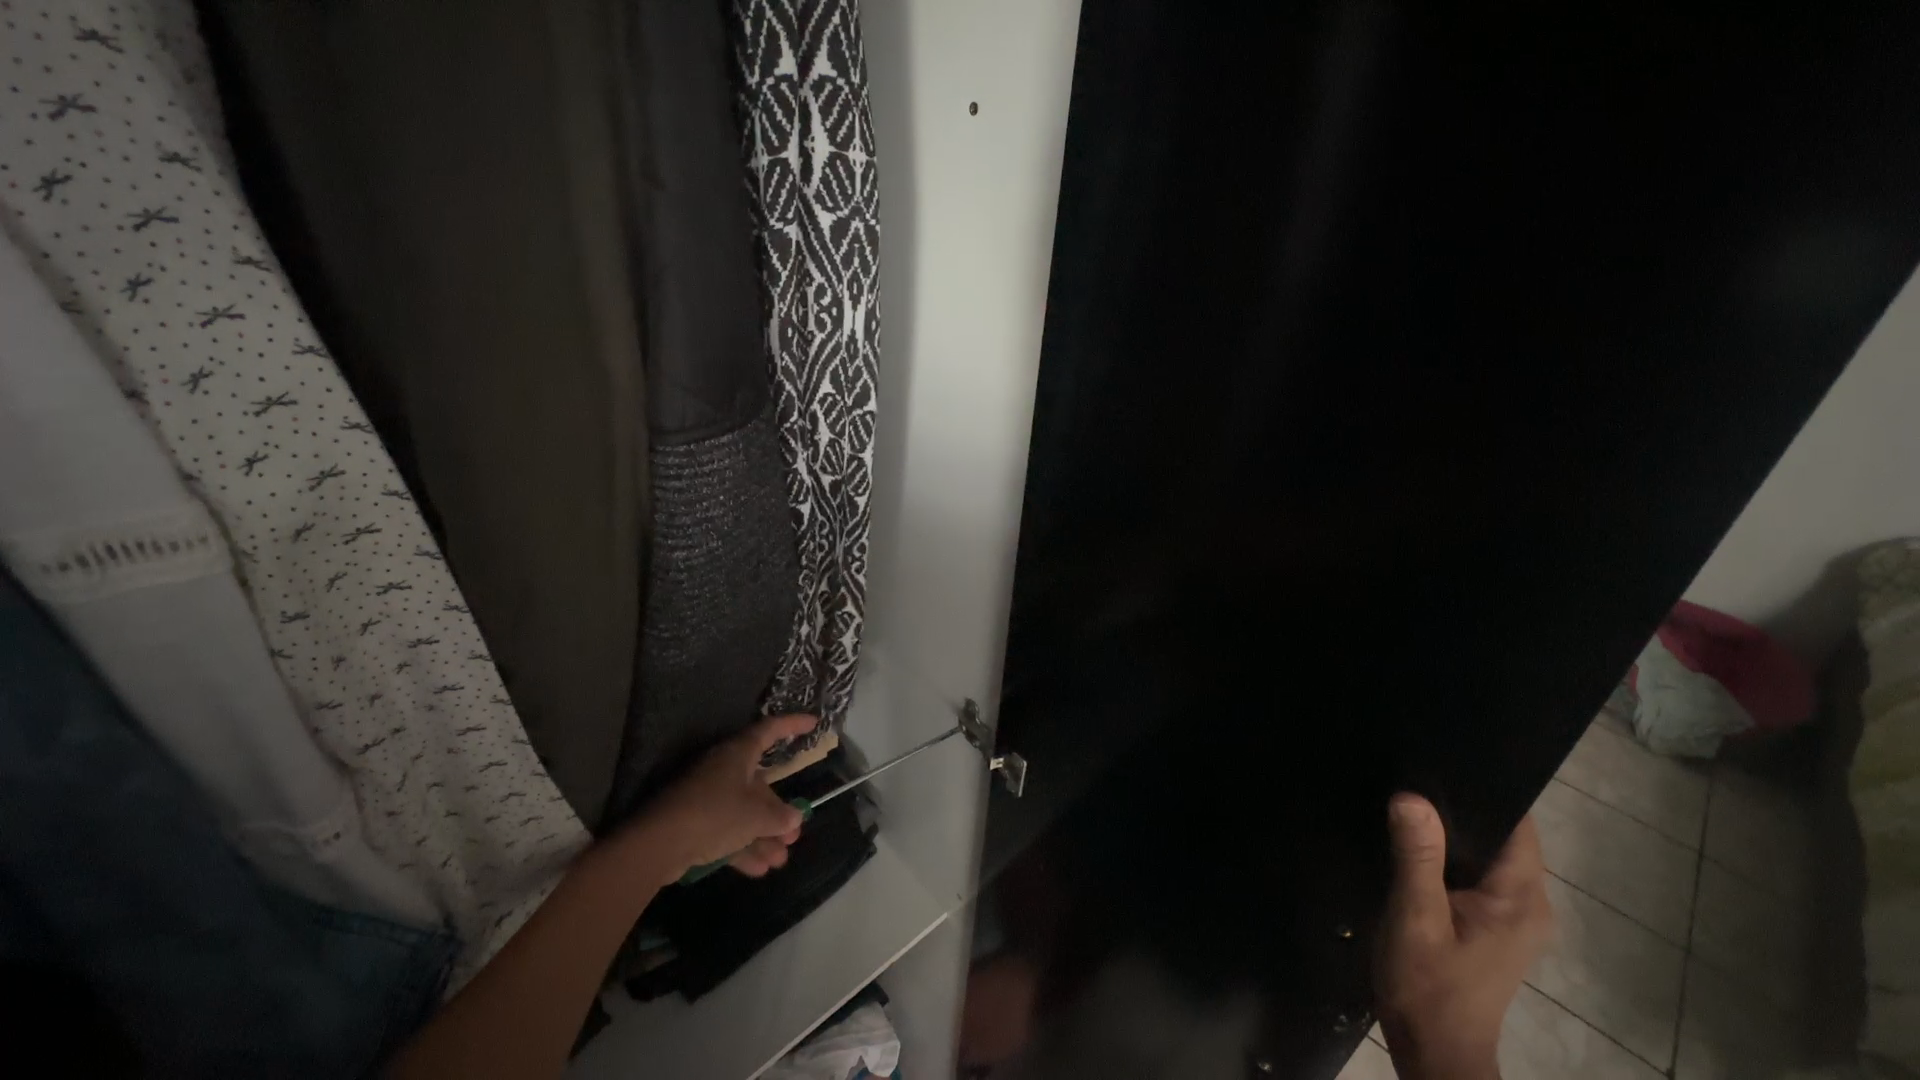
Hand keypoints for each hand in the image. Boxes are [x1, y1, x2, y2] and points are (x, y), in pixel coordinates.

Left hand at [623, 714, 816, 881]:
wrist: (659, 843)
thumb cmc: (715, 814)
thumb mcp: (756, 816)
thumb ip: (780, 816)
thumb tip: (794, 818)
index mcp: (738, 754)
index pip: (769, 731)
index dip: (792, 725)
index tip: (814, 724)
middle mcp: (723, 770)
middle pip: (759, 785)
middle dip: (779, 813)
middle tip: (795, 835)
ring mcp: (708, 797)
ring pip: (744, 813)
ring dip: (764, 837)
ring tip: (780, 860)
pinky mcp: (695, 822)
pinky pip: (727, 831)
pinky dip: (743, 847)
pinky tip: (759, 870)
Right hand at [1373, 793, 1551, 1079]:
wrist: (1434, 1052)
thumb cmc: (1427, 986)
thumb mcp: (1414, 917)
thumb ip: (1416, 856)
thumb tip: (1411, 796)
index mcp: (1521, 897)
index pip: (1516, 823)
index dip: (1481, 789)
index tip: (1438, 763)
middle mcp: (1531, 903)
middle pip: (1503, 836)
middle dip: (1460, 808)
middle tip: (1412, 780)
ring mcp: (1516, 918)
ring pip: (1488, 855)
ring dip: (1453, 835)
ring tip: (1409, 806)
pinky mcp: (1496, 928)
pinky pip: (1478, 875)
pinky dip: (1451, 859)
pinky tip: (1415, 850)